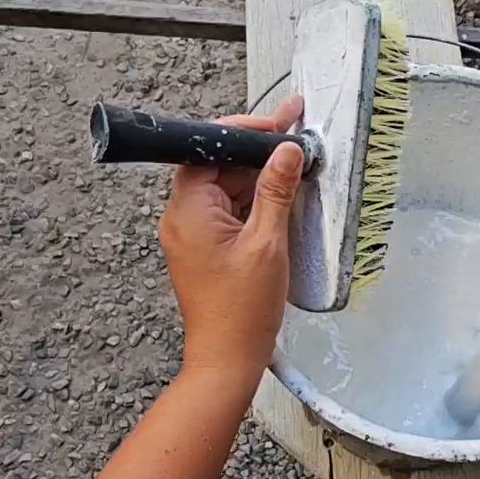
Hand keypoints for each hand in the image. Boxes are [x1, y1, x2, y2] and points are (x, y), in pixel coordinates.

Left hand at [160, 95, 304, 379]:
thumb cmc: (243, 309)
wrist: (228, 357)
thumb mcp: (268, 243)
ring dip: (259, 178)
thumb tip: (287, 151)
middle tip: (296, 139)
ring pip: (226, 188)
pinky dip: (254, 202)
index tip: (278, 121)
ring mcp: (193, 233)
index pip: (207, 149)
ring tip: (297, 166)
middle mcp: (183, 217)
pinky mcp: (206, 247)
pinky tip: (283, 198)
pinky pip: (229, 211)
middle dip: (256, 152)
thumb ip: (276, 191)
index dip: (242, 131)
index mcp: (188, 211)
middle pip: (217, 166)